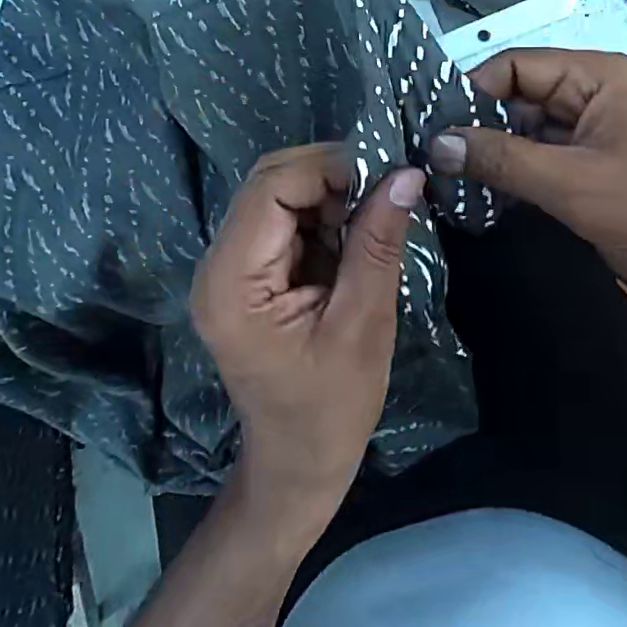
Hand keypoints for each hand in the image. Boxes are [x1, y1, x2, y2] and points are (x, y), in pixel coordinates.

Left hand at [191, 144, 424, 505]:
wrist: (300, 458)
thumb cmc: (333, 405)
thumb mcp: (365, 323)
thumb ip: (378, 244)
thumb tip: (407, 174)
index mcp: (233, 283)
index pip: (272, 187)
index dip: (332, 169)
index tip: (390, 177)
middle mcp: (219, 265)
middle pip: (271, 182)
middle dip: (334, 176)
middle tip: (388, 193)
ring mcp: (232, 268)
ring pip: (282, 194)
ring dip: (335, 196)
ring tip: (377, 221)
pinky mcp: (252, 273)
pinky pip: (290, 219)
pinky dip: (329, 216)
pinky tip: (357, 239)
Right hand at [429, 48, 626, 316]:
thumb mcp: (572, 181)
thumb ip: (501, 159)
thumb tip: (436, 143)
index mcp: (596, 75)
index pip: (515, 66)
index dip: (472, 92)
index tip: (430, 130)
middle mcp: (592, 95)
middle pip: (518, 99)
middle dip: (478, 129)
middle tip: (428, 163)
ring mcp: (592, 136)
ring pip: (526, 135)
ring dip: (493, 158)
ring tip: (445, 184)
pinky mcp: (591, 172)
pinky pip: (541, 164)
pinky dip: (514, 179)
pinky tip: (479, 200)